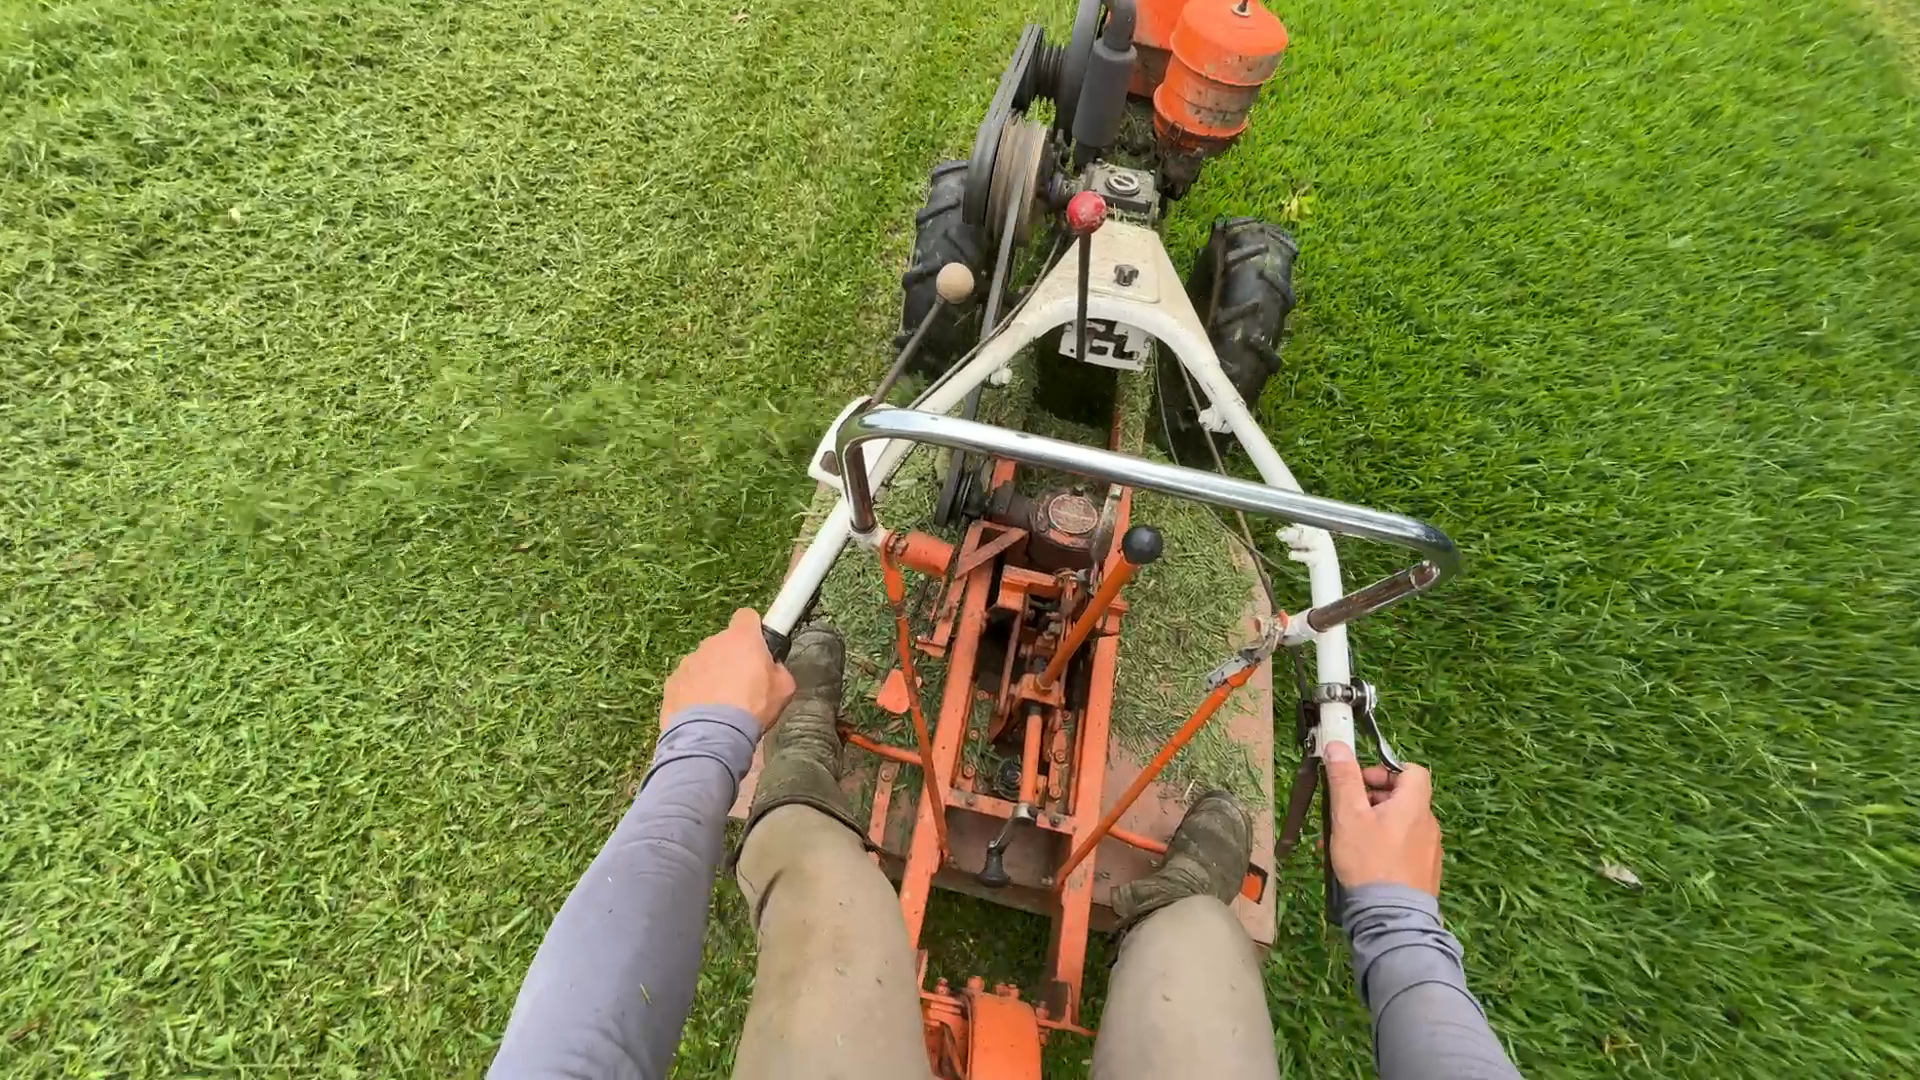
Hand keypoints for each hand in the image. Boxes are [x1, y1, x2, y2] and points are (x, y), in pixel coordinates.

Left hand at [660, 609, 795, 737]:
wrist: (711, 736)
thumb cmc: (753, 707)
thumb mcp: (784, 689)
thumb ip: (778, 670)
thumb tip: (772, 668)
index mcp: (742, 637)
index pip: (747, 616)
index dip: (754, 630)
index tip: (758, 649)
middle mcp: (712, 643)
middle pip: (724, 643)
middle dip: (732, 658)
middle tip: (743, 685)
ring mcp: (688, 662)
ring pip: (704, 662)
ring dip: (712, 676)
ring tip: (721, 706)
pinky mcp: (672, 682)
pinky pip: (687, 682)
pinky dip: (694, 693)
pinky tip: (704, 715)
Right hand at [1323, 740, 1442, 895]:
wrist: (1391, 917)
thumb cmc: (1369, 859)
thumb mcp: (1348, 814)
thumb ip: (1344, 778)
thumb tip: (1338, 745)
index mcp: (1414, 806)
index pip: (1412, 771)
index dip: (1385, 769)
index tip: (1360, 782)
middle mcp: (1427, 824)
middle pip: (1401, 796)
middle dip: (1369, 797)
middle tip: (1345, 810)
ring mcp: (1428, 850)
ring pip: (1398, 822)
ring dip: (1371, 822)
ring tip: (1344, 838)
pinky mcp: (1424, 871)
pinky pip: (1401, 845)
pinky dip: (1381, 843)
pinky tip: (1359, 859)